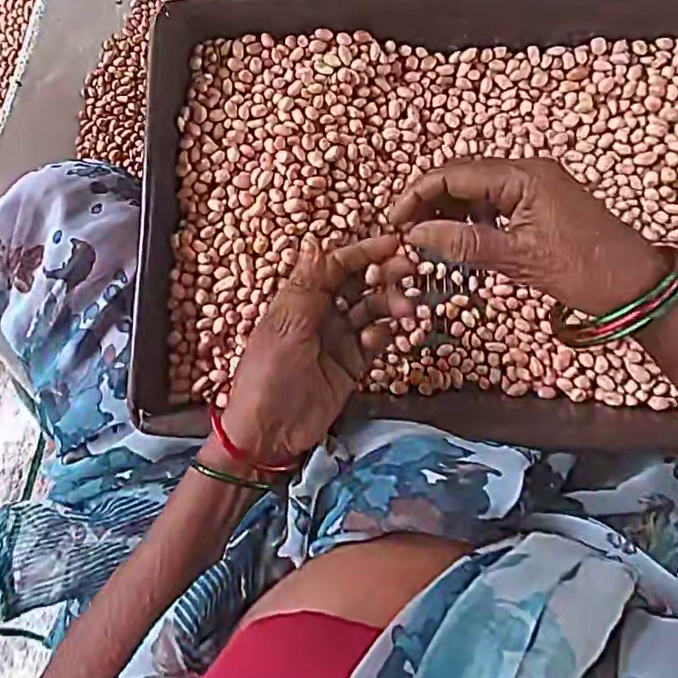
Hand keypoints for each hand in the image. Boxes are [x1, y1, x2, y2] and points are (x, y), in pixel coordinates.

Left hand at [211, 233, 406, 470]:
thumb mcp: (285, 326)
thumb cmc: (268, 374)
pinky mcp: (351, 365)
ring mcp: (337, 339)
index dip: (362, 252)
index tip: (394, 244)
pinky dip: (382, 334)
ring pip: (371, 310)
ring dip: (389, 304)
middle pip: (358, 283)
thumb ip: (307, 286)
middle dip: (383, 274)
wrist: (268, 433)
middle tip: (409, 271)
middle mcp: (320, 313)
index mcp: (299, 298)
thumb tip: (317, 243)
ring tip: (406, 309)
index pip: (334, 265)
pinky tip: (381, 337)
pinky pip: (374, 340)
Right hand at [387, 157, 661, 315]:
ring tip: (422, 237)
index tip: (393, 223)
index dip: (416, 196)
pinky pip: (491, 202)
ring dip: (445, 211)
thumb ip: (463, 243)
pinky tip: (454, 238)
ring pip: (474, 190)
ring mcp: (534, 186)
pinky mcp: (538, 203)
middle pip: (460, 176)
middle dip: (426, 202)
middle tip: (402, 231)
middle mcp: (527, 172)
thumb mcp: (519, 258)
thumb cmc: (587, 271)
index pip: (452, 174)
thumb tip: (414, 234)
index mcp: (523, 176)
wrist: (642, 288)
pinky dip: (468, 218)